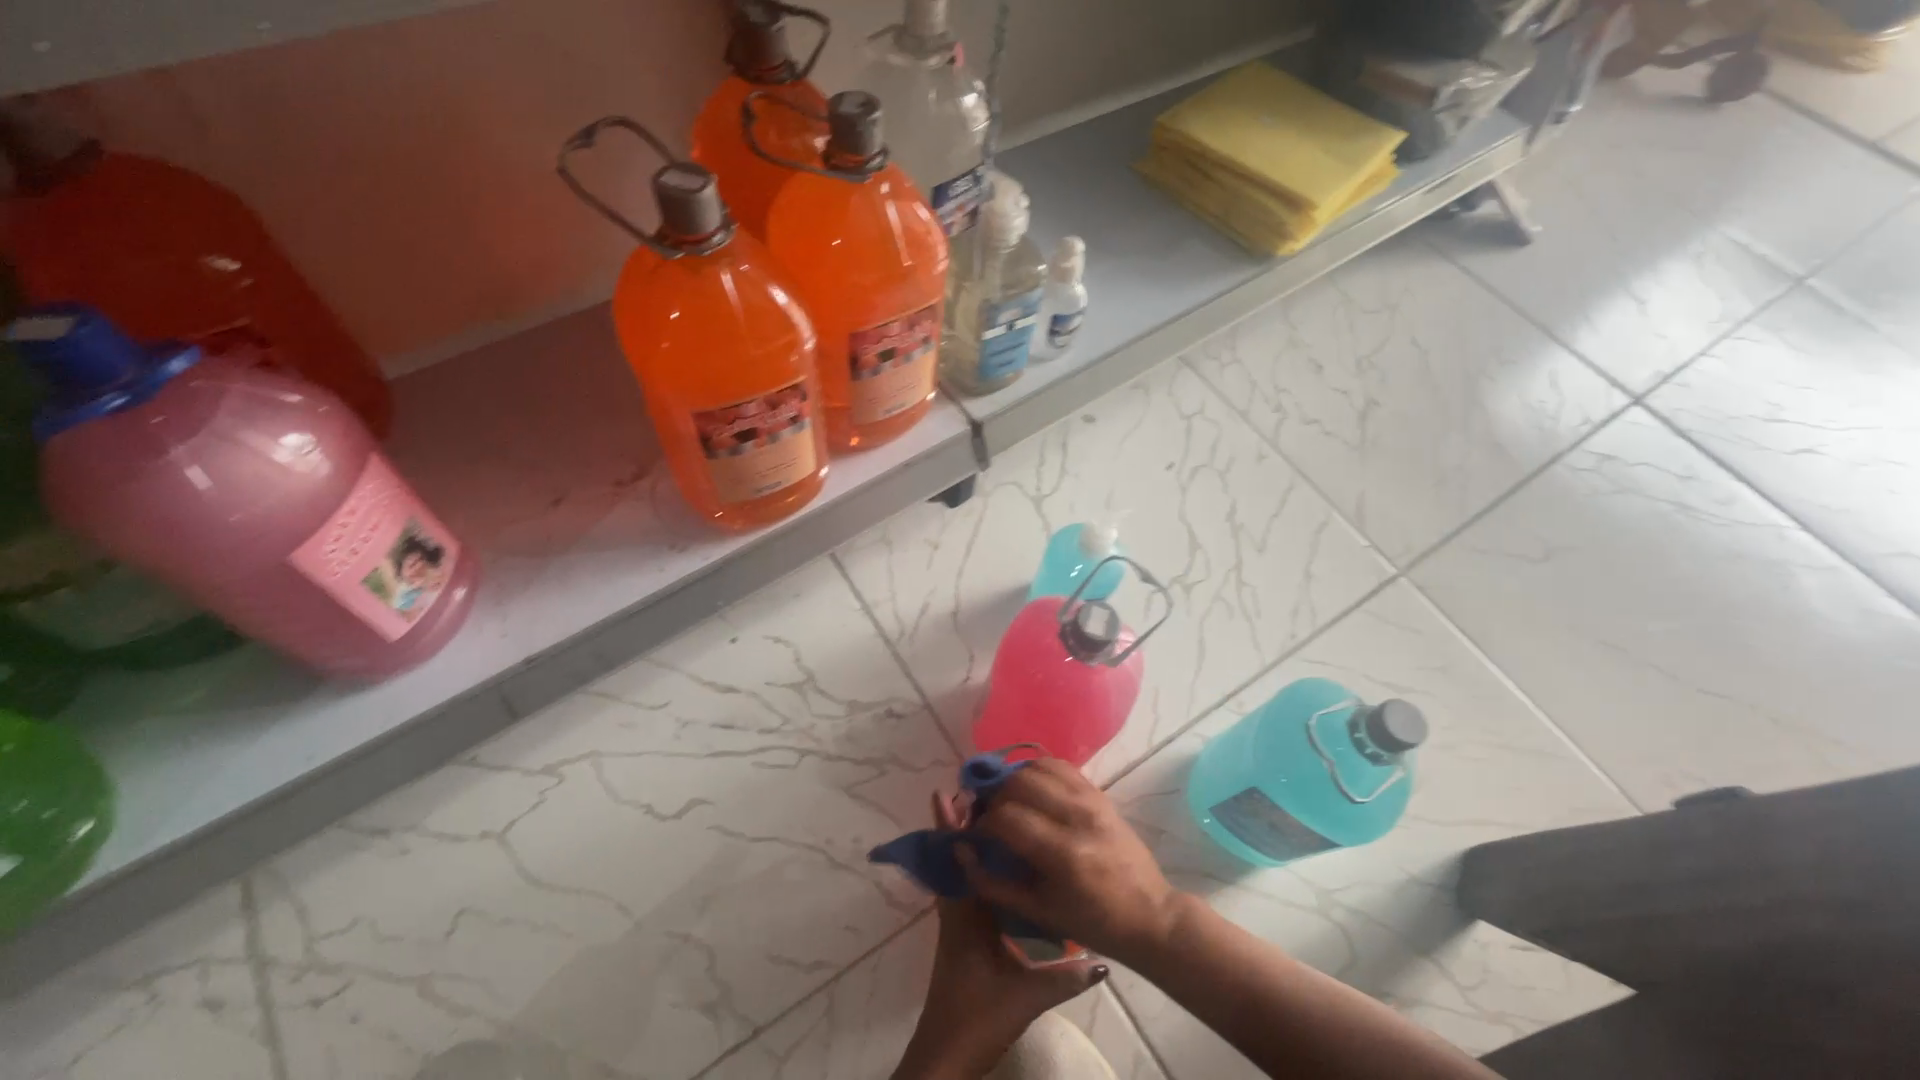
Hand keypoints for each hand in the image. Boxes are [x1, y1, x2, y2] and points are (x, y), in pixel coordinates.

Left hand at [895, 792, 1105, 1079]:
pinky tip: (999, 872)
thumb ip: (1065, 975)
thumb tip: (1103, 958)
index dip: (953, 830)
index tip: (955, 794)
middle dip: (960, 830)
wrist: (948, 1058)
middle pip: (954, 863)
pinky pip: (968, 898)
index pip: (956, 865)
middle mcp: (957, 917)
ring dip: (969, 850)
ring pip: (960, 879)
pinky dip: (978, 876)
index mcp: (964, 920)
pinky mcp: (964, 944)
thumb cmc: (978, 1019)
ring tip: (986, 821)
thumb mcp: (1027, 996)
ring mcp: (958, 930)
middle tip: (973, 794)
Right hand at [959, 757, 1184, 965]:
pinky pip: (1059, 767)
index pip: (1006, 817)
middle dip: (993, 797)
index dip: (981, 824)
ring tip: (1006, 801)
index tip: (975, 836)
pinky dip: (1036, 772)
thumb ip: (992, 882)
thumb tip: (960, 850)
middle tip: (986, 815)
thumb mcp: (1037, 912)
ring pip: (1037, 767)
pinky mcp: (1100, 794)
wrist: (1149, 915)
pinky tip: (1029, 792)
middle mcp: (1078, 817)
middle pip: (1018, 783)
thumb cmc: (1092, 923)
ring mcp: (1092, 800)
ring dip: (1013, 780)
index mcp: (1064, 854)